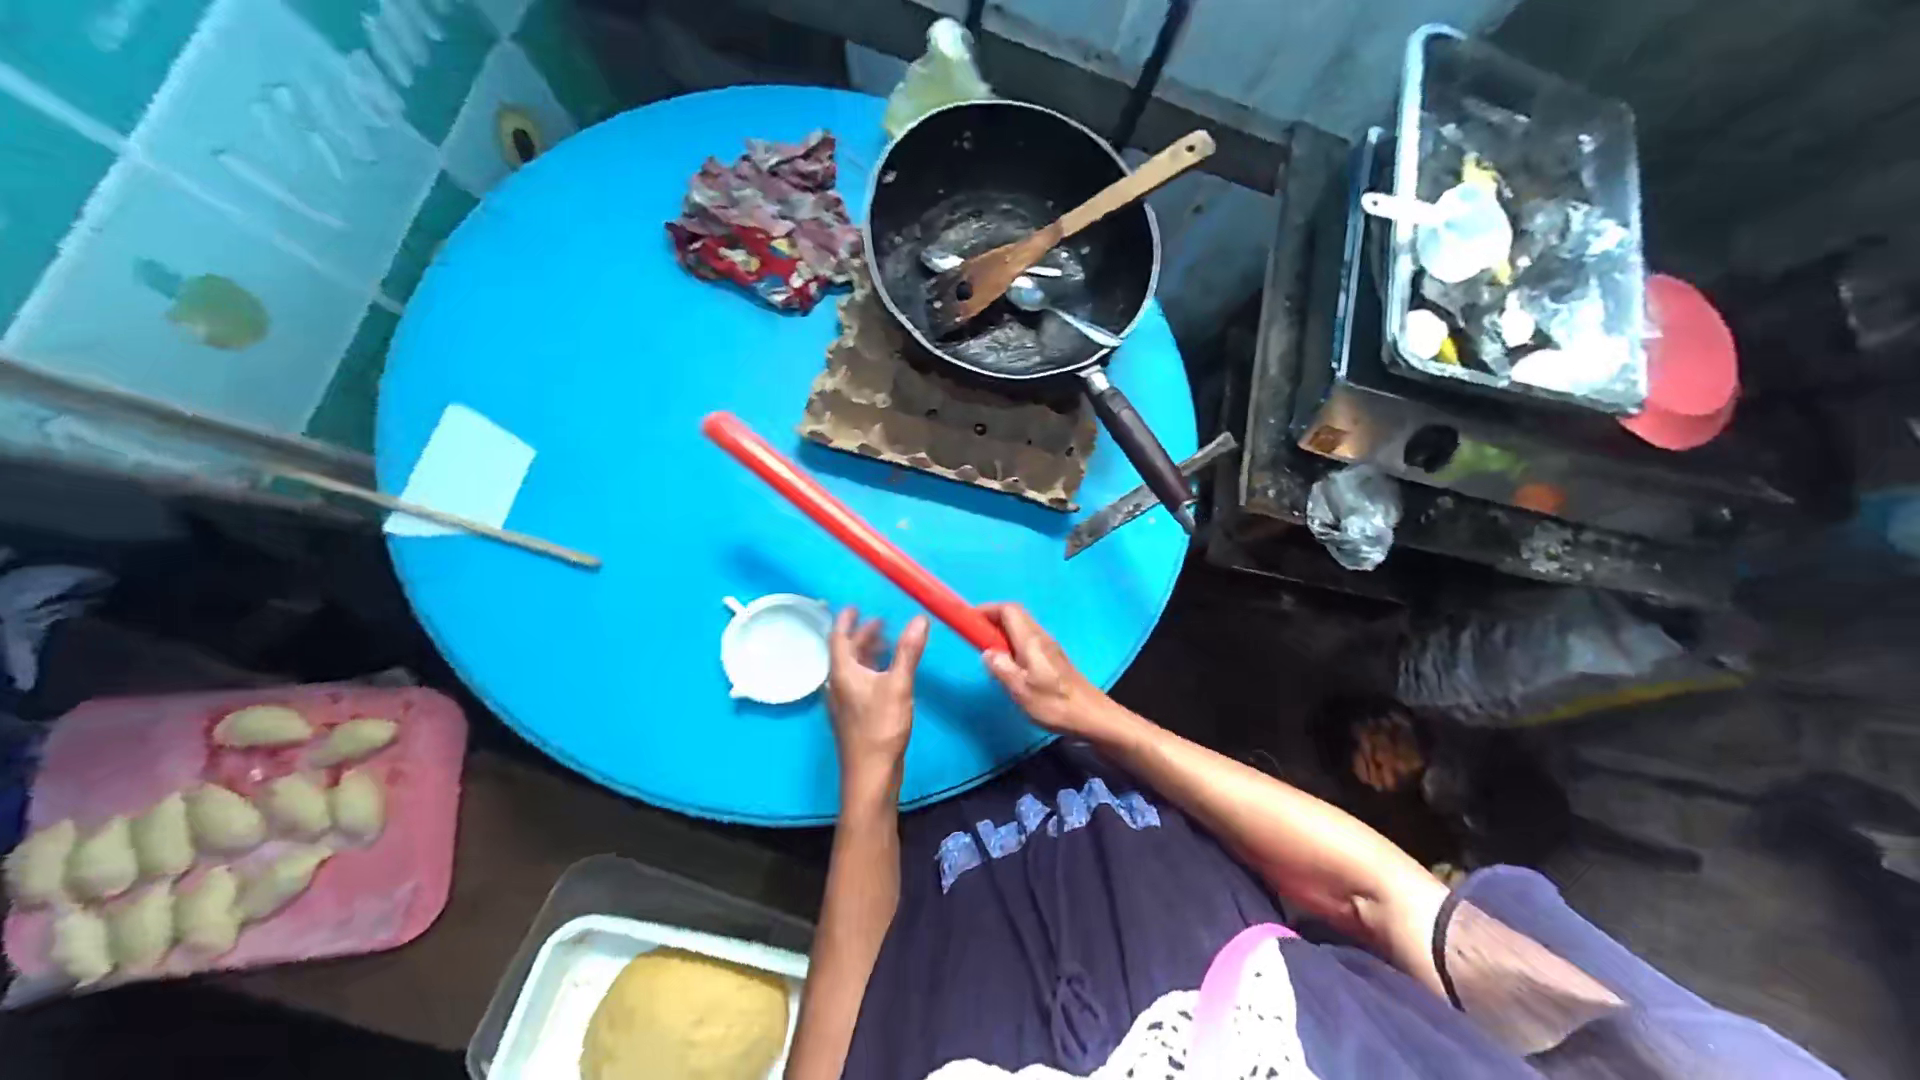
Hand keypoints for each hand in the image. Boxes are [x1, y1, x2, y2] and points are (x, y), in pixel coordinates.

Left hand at [826, 608, 928, 784]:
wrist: (871, 774)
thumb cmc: (880, 727)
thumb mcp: (899, 685)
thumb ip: (908, 651)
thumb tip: (920, 618)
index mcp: (842, 673)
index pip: (838, 637)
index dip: (845, 620)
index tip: (855, 606)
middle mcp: (838, 684)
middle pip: (846, 652)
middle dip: (862, 635)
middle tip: (882, 621)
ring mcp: (845, 701)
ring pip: (853, 668)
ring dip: (868, 652)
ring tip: (889, 642)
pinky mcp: (855, 714)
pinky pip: (860, 681)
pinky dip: (872, 668)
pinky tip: (889, 672)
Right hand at [979, 603, 1116, 737]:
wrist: (1092, 717)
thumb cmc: (1054, 704)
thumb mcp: (1020, 690)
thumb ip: (1001, 668)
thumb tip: (987, 652)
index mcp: (1031, 640)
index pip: (1008, 609)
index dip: (986, 609)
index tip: (969, 621)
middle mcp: (1041, 637)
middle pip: (1015, 615)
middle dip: (992, 619)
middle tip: (976, 638)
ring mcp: (1049, 647)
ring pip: (1022, 628)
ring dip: (1002, 632)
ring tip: (989, 653)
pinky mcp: (1054, 659)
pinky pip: (1028, 640)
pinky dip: (1013, 643)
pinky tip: (1009, 665)